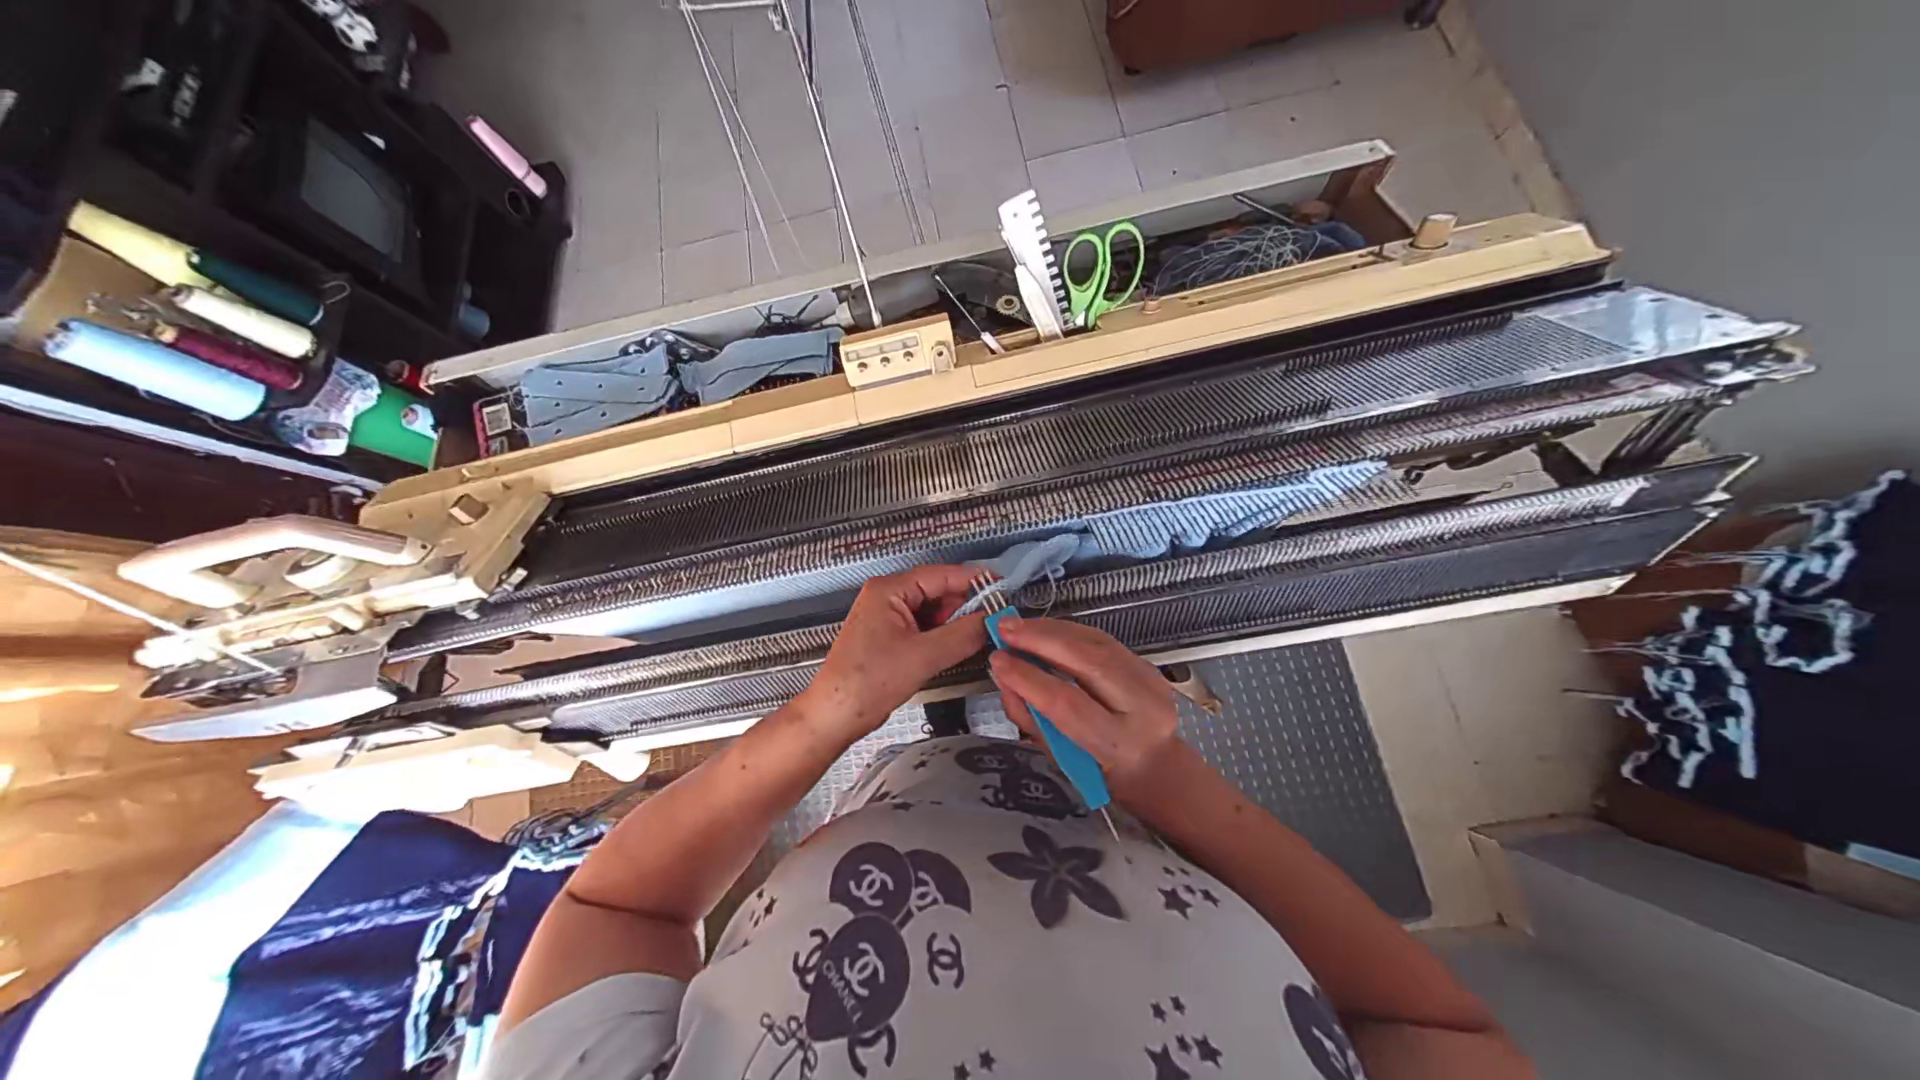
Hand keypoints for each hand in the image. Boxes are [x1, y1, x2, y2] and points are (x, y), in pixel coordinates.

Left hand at [796, 565, 987, 735]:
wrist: (835, 714)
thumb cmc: (866, 682)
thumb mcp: (924, 656)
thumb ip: (963, 634)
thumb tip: (991, 621)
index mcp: (889, 589)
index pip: (942, 574)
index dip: (974, 581)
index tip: (1001, 589)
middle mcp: (887, 596)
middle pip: (939, 590)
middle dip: (965, 606)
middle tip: (992, 621)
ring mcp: (888, 617)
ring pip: (934, 611)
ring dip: (954, 623)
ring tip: (975, 638)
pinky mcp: (890, 637)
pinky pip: (924, 627)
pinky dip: (942, 636)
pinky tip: (955, 648)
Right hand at [986, 618, 1182, 801]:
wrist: (1156, 766)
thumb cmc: (1103, 772)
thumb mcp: (1063, 758)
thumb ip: (1032, 719)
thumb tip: (1004, 678)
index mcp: (1119, 743)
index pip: (1067, 703)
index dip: (1028, 678)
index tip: (998, 661)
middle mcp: (1142, 707)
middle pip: (1088, 661)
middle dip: (1040, 640)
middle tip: (1004, 629)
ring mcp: (1149, 680)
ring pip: (1096, 642)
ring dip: (1051, 630)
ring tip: (1017, 625)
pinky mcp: (1146, 664)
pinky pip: (1101, 639)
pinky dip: (1068, 632)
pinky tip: (1043, 629)